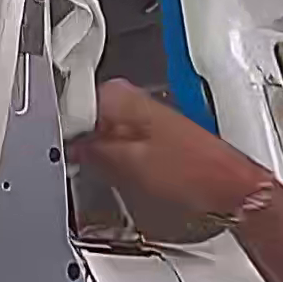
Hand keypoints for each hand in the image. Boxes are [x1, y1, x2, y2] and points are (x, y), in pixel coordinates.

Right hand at [72, 79, 273, 215]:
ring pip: (95, 127)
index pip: (70, 102)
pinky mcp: (145, 128)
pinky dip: (106, 152)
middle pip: (81, 114)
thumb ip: (91, 149)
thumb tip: (67, 144)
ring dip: (90, 147)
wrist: (228, 187)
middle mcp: (128, 96)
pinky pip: (111, 137)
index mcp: (119, 94)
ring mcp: (137, 112)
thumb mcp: (130, 166)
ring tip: (98, 172)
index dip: (59, 128)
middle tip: (74, 164)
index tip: (54, 147)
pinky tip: (115, 172)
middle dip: (74, 138)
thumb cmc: (193, 172)